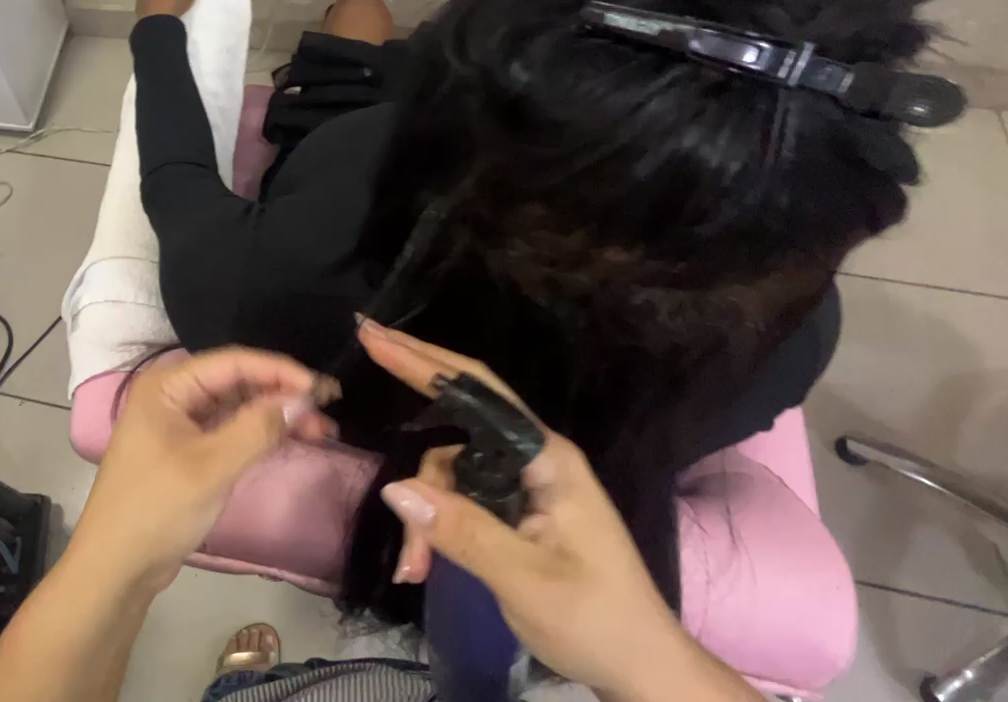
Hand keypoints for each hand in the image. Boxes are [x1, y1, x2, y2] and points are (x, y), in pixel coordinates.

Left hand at [67, 348, 337, 592]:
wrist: (116, 568)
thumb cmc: (157, 509)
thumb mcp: (211, 468)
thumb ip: (258, 429)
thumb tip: (303, 399)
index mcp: (168, 385)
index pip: (233, 362)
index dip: (280, 370)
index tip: (322, 387)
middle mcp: (173, 395)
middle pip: (237, 381)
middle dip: (282, 393)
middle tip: (330, 408)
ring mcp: (180, 423)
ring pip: (238, 406)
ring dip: (276, 414)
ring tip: (323, 430)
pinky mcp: (189, 449)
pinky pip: (231, 429)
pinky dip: (261, 434)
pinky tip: (293, 440)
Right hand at [357, 319, 752, 701]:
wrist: (642, 671)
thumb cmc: (598, 621)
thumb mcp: (529, 582)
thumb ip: (464, 532)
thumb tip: (395, 489)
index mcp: (546, 457)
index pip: (478, 391)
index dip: (424, 359)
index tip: (376, 338)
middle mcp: (531, 457)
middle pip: (457, 414)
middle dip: (411, 386)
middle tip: (365, 343)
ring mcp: (519, 482)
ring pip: (447, 468)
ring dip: (421, 508)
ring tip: (412, 565)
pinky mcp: (509, 508)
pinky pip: (454, 497)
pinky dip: (431, 524)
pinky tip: (420, 564)